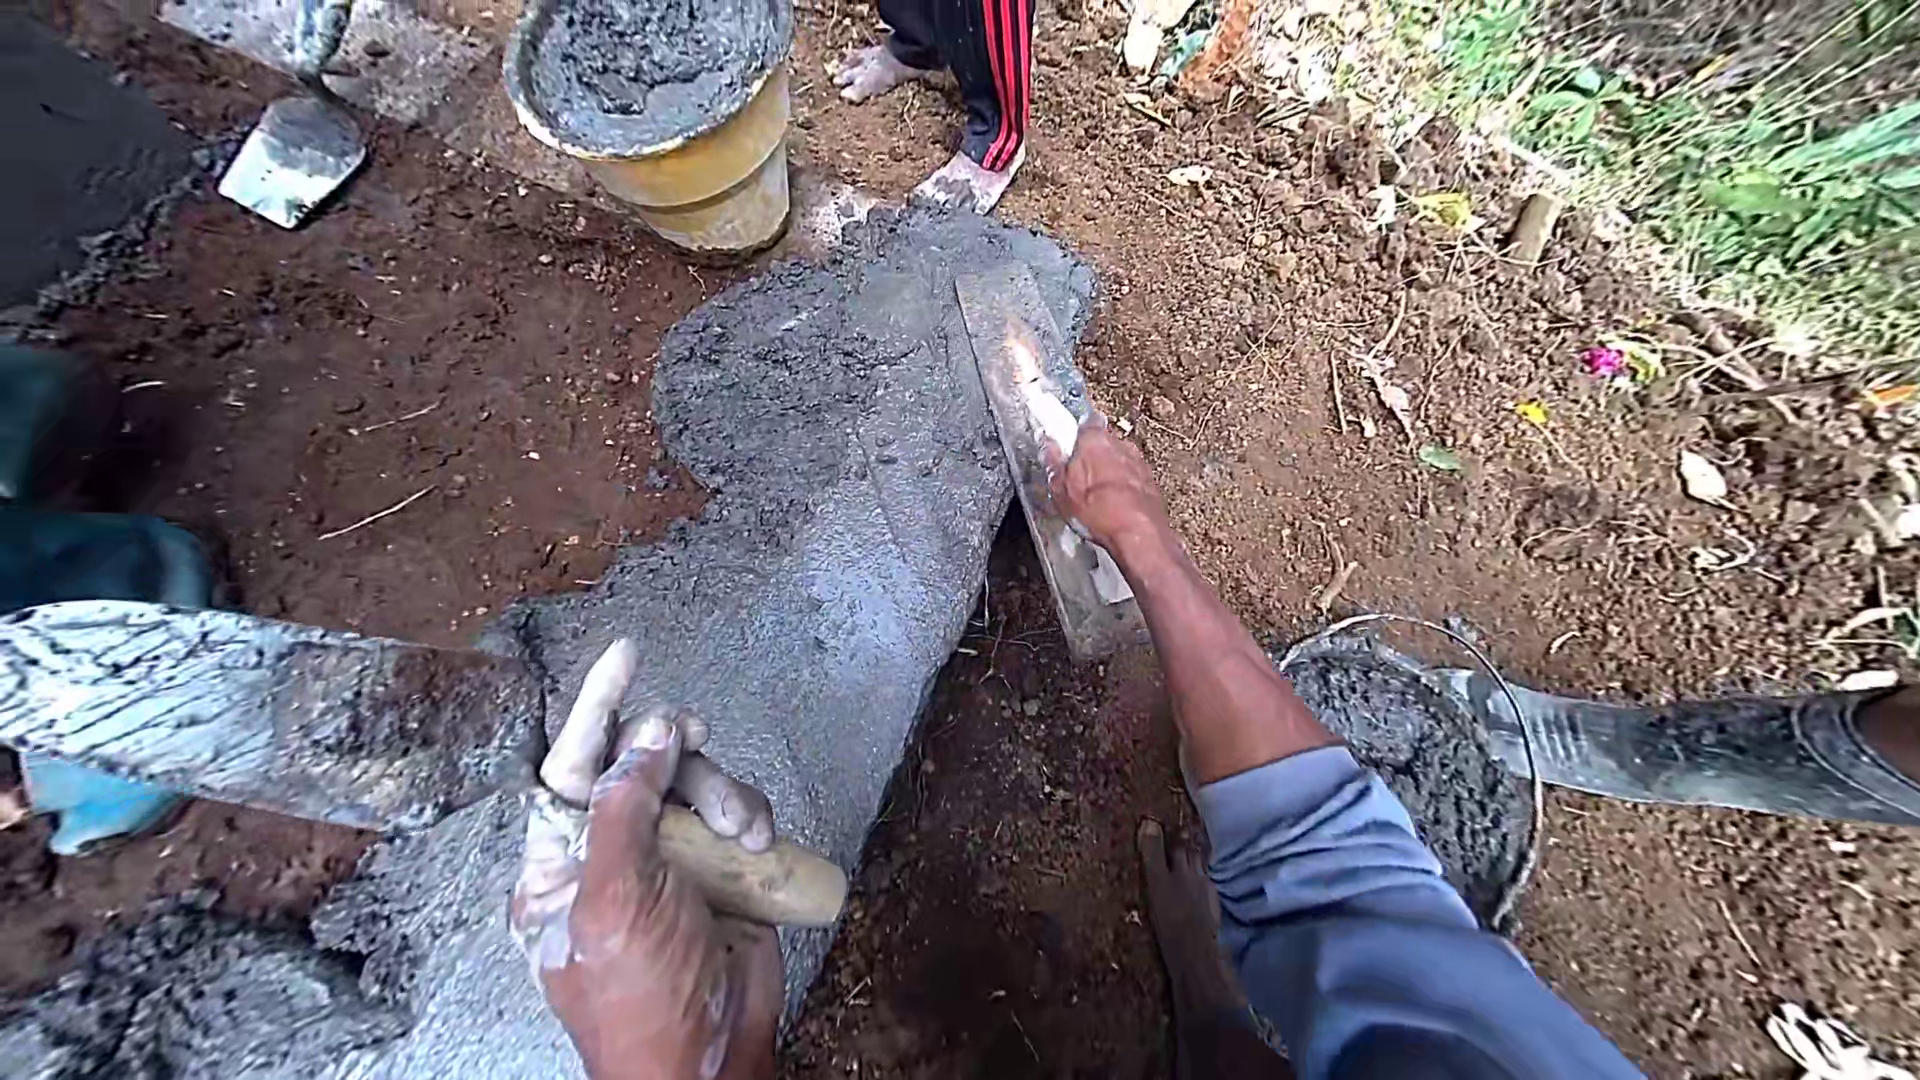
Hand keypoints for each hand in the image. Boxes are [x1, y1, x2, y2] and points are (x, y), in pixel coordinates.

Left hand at [510, 641, 781, 1079]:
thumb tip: (646, 732)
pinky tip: (757, 844)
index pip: (572, 764)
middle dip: (680, 759)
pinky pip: (735, 802)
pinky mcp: (718, 852)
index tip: (626, 654)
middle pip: (647, 760)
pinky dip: (751, 814)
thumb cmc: (642, 995)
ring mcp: (672, 846)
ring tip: (739, 834)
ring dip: (724, 795)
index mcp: (564, 858)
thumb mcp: (615, 905)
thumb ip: (622, 812)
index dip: (597, 705)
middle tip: (699, 754)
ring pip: (699, 777)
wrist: (713, 1053)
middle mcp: (616, 842)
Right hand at [1045, 418, 1171, 557]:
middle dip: (1092, 455)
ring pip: (1118, 459)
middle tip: (1078, 477)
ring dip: (1109, 470)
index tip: (1066, 447)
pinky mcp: (1151, 479)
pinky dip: (1124, 485)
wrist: (1139, 534)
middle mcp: (1120, 444)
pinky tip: (1115, 504)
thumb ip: (1054, 464)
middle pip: (1102, 442)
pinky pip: (1131, 476)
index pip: (1084, 423)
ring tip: (1097, 496)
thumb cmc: (1100, 513)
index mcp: (1094, 441)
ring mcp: (1138, 461)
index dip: (1075, 434)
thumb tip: (1048, 445)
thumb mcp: (1062, 493)